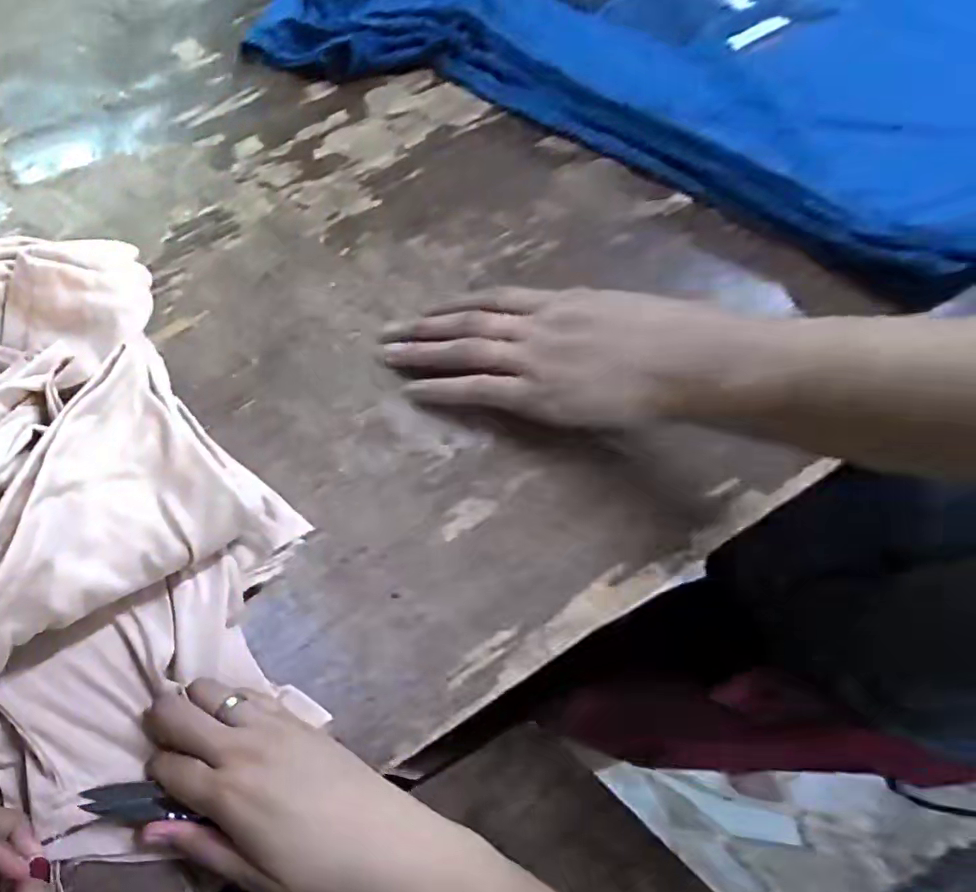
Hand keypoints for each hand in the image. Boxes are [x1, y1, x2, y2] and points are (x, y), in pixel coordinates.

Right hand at [143, 679, 507, 891]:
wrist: (403, 852)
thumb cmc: (325, 877)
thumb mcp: (258, 878)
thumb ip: (198, 846)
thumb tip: (143, 828)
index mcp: (228, 794)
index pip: (164, 764)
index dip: (156, 775)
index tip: (168, 790)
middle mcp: (239, 748)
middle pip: (170, 710)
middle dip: (158, 725)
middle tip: (173, 750)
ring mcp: (268, 725)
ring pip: (203, 688)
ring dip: (193, 706)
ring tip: (206, 734)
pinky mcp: (293, 716)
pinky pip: (244, 690)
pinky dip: (230, 702)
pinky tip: (243, 729)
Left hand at [380, 288, 760, 427]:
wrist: (706, 360)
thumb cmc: (683, 336)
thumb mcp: (625, 308)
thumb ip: (584, 313)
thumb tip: (563, 316)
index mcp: (564, 301)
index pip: (495, 298)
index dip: (455, 304)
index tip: (427, 311)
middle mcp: (541, 324)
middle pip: (468, 320)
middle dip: (423, 326)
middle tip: (387, 331)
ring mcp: (535, 358)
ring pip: (463, 350)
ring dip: (420, 352)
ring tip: (386, 355)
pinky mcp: (535, 392)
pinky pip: (474, 388)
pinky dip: (439, 388)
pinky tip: (411, 390)